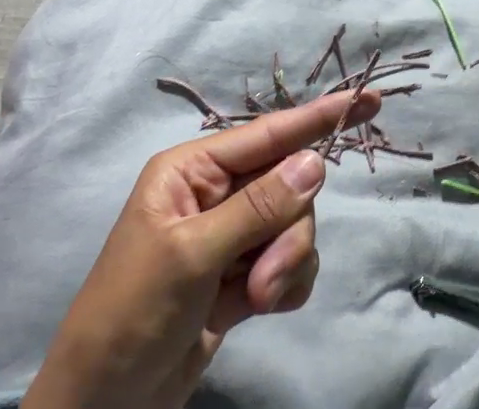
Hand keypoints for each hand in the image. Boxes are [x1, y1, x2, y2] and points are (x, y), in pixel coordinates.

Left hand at [22, 89, 381, 408]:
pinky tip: (259, 309)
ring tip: (252, 301)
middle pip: (289, 188)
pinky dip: (286, 286)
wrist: (108, 394)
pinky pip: (291, 264)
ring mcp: (232, 235)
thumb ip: (257, 208)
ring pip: (294, 229)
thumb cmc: (134, 308)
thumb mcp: (193, 254)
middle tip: (261, 281)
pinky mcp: (244, 274)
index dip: (318, 117)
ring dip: (284, 267)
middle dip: (286, 236)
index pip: (267, 134)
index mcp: (192, 170)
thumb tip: (315, 163)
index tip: (369, 98)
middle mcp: (215, 193)